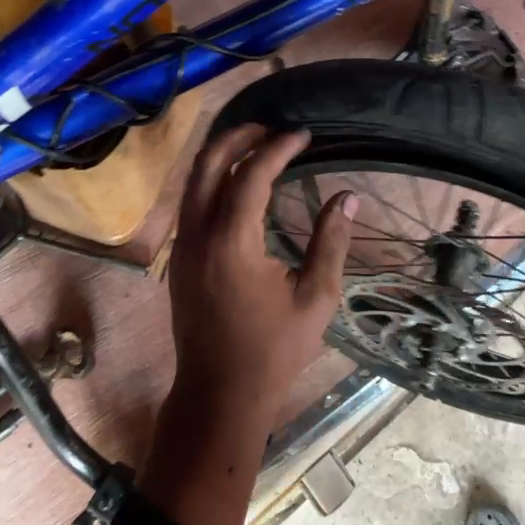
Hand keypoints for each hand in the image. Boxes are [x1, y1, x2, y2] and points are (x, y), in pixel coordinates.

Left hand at [167, 124, 356, 408]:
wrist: (218, 395)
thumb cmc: (272, 352)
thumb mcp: (315, 300)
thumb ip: (331, 243)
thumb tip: (348, 198)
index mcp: (231, 243)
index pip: (251, 174)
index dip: (278, 148)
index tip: (303, 135)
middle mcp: (197, 235)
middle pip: (208, 163)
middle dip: (240, 137)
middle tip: (274, 129)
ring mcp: (180, 246)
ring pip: (193, 180)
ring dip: (222, 156)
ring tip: (257, 145)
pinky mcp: (176, 258)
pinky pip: (190, 202)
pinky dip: (212, 179)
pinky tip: (238, 183)